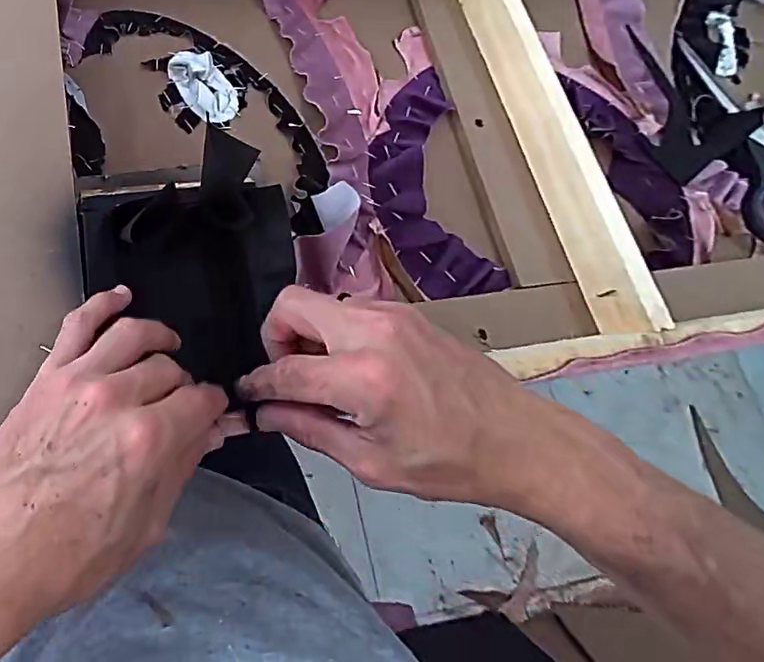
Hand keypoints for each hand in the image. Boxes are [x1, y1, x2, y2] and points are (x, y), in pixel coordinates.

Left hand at [0, 286, 229, 622]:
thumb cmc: (70, 556)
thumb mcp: (145, 527)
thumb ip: (181, 468)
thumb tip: (207, 432)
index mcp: (148, 439)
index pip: (201, 399)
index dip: (212, 406)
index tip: (209, 412)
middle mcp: (118, 399)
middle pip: (170, 368)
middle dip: (183, 384)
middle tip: (177, 402)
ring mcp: (80, 380)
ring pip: (134, 334)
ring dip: (159, 336)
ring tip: (166, 345)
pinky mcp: (49, 376)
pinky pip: (79, 324)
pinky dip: (103, 303)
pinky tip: (122, 297)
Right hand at [236, 286, 571, 511]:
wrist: (515, 435)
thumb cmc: (448, 462)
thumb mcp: (372, 463)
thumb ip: (311, 430)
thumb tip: (267, 412)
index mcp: (364, 377)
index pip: (286, 369)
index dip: (258, 383)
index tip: (248, 393)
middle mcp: (372, 330)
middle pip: (291, 302)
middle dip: (274, 336)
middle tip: (289, 377)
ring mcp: (390, 312)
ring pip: (320, 301)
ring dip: (306, 332)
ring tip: (324, 378)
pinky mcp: (403, 310)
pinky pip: (349, 308)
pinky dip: (334, 330)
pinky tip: (352, 367)